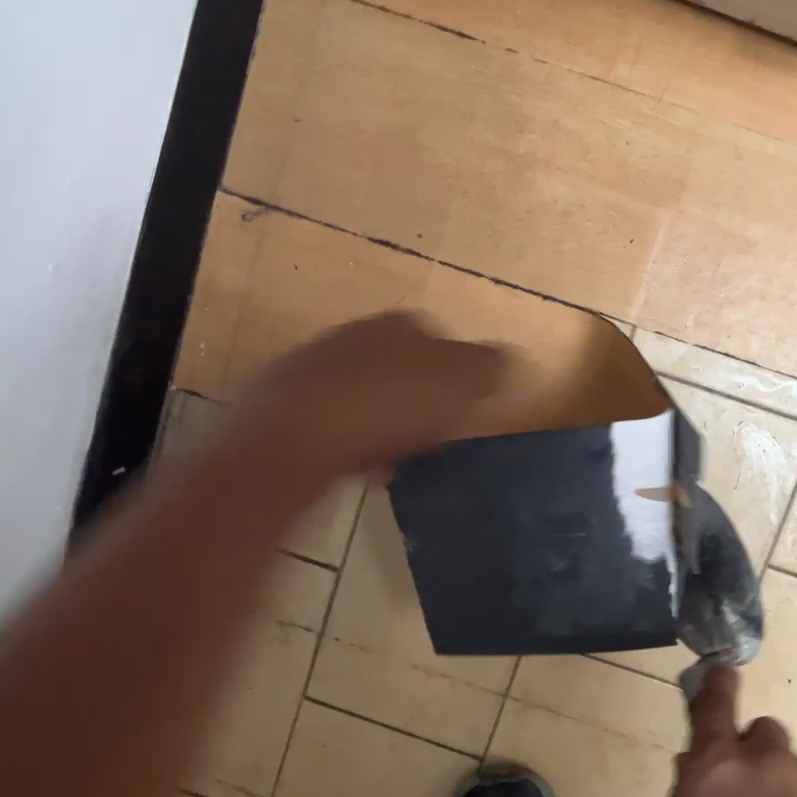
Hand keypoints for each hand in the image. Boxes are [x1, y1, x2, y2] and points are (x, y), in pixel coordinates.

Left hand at [233, 312, 512, 476]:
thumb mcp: (460, 383)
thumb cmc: (388, 405)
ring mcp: (315, 368)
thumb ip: (490, 368)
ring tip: (399, 464)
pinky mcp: (284, 405)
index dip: (457, 380)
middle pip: (400, 370)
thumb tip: (511, 361)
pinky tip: (363, 471)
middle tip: (433, 441)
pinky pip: (333, 425)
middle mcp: (356, 335)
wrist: (292, 437)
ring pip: (366, 398)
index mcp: (401, 325)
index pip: (441, 342)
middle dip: (418, 404)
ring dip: (385, 428)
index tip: (464, 414)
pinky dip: (352, 446)